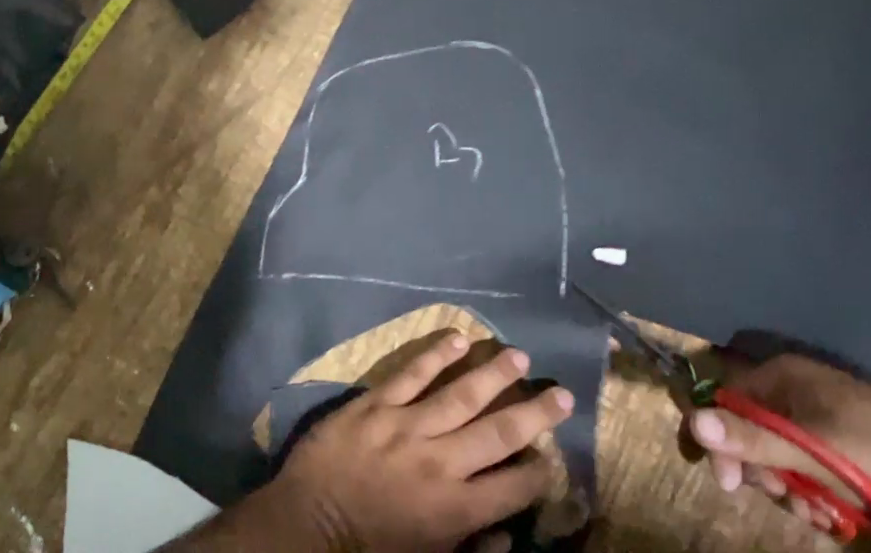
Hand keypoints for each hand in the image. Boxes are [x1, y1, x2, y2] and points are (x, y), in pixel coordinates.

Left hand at [268, 331, 576, 552]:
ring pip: (460, 394)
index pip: (514, 486)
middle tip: (562, 392)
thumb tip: (507, 535)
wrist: (308, 524)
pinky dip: (435, 355)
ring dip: (494, 374)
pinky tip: (458, 338)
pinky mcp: (375, 405)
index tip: (552, 456)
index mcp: (456, 509)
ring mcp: (407, 427)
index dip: (539, 472)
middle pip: (498, 433)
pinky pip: (411, 374)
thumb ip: (471, 549)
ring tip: (519, 355)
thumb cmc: (370, 548)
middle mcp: (440, 463)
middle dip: (534, 413)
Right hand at [688, 354, 870, 544]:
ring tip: (818, 512)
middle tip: (784, 499)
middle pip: (753, 429)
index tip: (731, 484)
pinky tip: (835, 512)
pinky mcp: (847, 442)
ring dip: (791, 487)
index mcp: (786, 375)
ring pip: (782, 453)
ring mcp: (825, 415)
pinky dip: (815, 490)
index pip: (727, 400)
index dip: (722, 440)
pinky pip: (811, 463)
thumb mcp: (813, 454)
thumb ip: (752, 440)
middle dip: (764, 471)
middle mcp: (799, 388)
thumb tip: (692, 421)